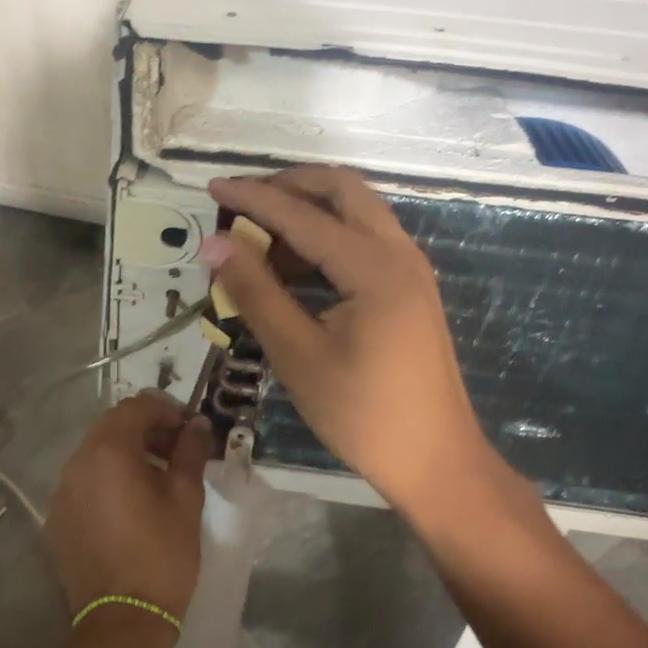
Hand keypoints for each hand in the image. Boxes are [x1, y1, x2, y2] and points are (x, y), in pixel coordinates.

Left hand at [45, 393, 208, 622]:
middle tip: (178, 452)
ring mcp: (61, 493)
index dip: (166, 411)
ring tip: (157, 479)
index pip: (136, 407)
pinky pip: (84, 485)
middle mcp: (76, 463)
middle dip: (147, 430)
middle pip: (112, 427)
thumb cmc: (162, 554)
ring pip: (95, 455)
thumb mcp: (186, 498)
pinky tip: (130, 508)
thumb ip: (190, 452)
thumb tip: (196, 425)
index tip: (190, 431)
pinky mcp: (57, 520)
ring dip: (126, 455)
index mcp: (108, 451)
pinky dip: (107, 481)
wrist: (123, 622)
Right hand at [205, 169, 533, 519]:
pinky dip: (328, 236)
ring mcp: (410, 269)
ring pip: (357, 211)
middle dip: (289, 186)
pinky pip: (366, 239)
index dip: (252, 198)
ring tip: (259, 238)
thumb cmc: (364, 415)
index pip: (302, 214)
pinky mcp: (410, 289)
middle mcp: (398, 252)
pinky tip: (294, 267)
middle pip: (342, 189)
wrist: (436, 462)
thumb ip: (255, 292)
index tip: (210, 186)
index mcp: (373, 267)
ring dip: (309, 210)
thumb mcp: (298, 355)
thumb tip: (213, 243)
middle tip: (243, 203)